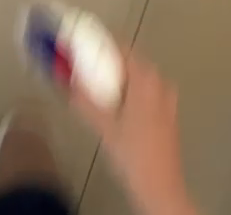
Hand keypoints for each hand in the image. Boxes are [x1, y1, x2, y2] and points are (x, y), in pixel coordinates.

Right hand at [71, 52, 197, 214]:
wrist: (160, 188)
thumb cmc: (132, 153)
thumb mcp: (101, 124)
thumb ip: (81, 96)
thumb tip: (62, 77)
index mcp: (145, 79)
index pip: (119, 46)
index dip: (97, 42)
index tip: (79, 41)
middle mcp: (159, 82)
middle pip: (128, 59)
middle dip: (106, 59)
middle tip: (84, 63)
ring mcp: (166, 98)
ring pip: (137, 75)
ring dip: (117, 74)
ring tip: (97, 82)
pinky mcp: (168, 112)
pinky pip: (145, 88)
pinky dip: (129, 88)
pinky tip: (115, 102)